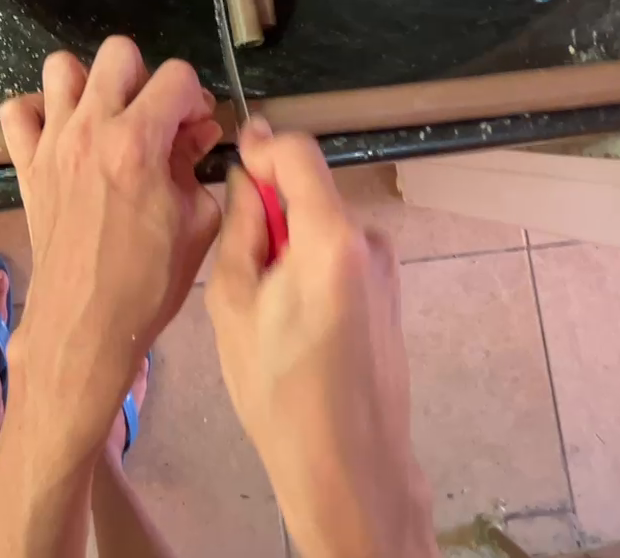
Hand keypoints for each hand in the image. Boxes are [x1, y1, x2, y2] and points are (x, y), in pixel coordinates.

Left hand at [0, 36, 223, 452]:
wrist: (85, 323)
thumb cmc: (150, 280)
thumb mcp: (197, 222)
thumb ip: (197, 165)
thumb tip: (197, 130)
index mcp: (138, 142)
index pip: (176, 75)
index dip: (194, 97)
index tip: (194, 128)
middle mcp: (91, 129)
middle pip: (118, 53)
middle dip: (144, 78)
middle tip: (152, 119)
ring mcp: (52, 142)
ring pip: (61, 67)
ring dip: (89, 84)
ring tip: (106, 120)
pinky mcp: (26, 162)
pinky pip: (17, 111)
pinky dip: (38, 113)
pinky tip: (62, 136)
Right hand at [205, 122, 436, 557]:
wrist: (349, 473)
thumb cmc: (277, 387)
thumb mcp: (232, 300)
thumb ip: (240, 226)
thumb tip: (244, 178)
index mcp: (330, 236)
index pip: (299, 152)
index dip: (260, 147)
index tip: (229, 161)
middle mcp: (368, 241)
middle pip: (309, 190)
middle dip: (268, 205)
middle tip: (235, 257)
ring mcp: (386, 269)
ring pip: (320, 224)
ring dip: (286, 239)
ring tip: (260, 300)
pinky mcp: (389, 294)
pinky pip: (337, 254)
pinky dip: (307, 263)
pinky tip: (290, 317)